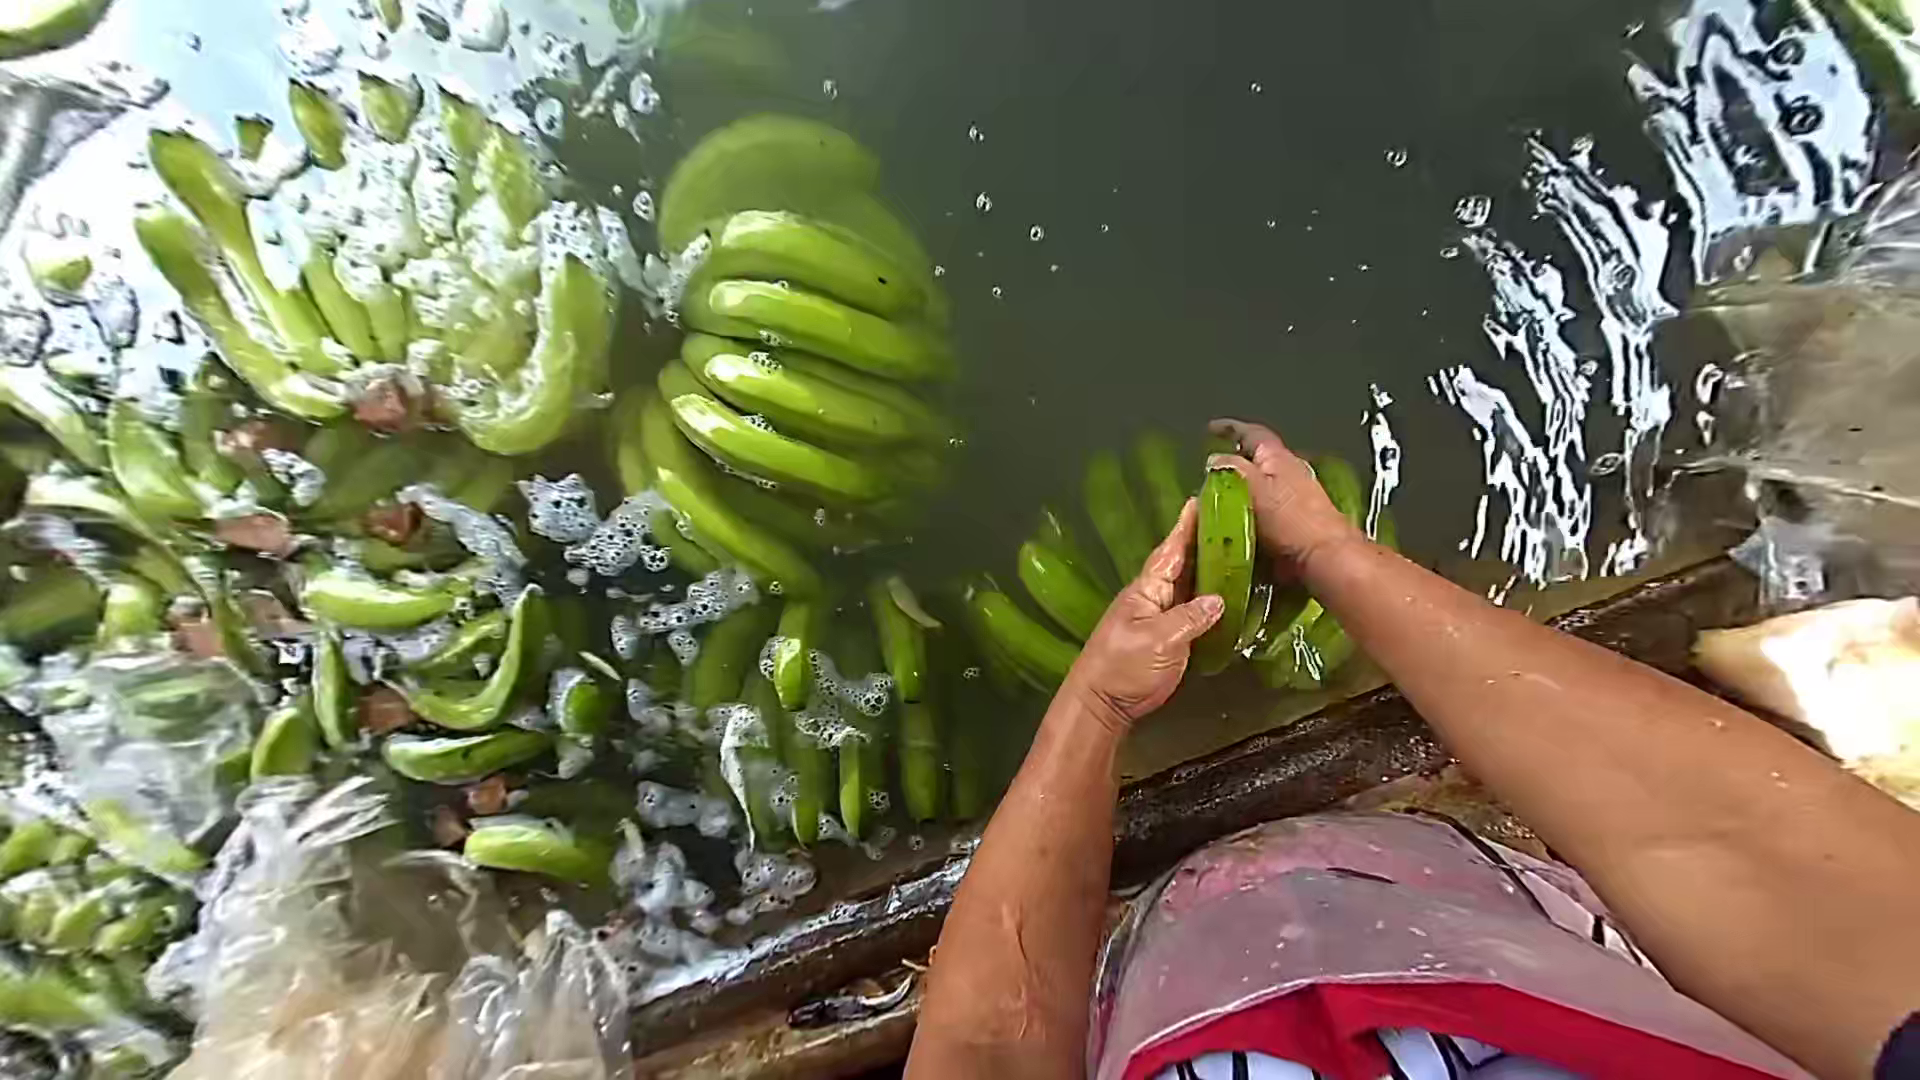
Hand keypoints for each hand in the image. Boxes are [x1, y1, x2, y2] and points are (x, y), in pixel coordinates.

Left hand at [1059, 498, 1223, 735]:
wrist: (1104, 701)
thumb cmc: (1124, 666)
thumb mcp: (1159, 640)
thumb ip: (1189, 618)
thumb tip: (1218, 599)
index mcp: (1147, 589)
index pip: (1170, 550)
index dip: (1185, 526)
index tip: (1200, 499)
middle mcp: (1155, 596)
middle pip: (1183, 562)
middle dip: (1202, 539)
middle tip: (1230, 516)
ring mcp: (1161, 615)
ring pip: (1189, 583)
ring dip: (1209, 565)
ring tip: (1236, 545)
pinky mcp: (1170, 635)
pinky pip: (1193, 607)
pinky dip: (1210, 596)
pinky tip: (1228, 592)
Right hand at [1208, 418, 1361, 570]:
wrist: (1322, 559)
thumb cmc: (1290, 520)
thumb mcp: (1254, 486)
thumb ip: (1231, 469)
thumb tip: (1214, 460)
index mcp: (1279, 459)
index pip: (1252, 434)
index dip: (1231, 428)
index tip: (1211, 428)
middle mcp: (1287, 475)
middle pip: (1253, 462)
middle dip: (1230, 466)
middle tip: (1206, 474)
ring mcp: (1290, 502)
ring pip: (1254, 490)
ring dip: (1234, 494)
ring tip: (1211, 504)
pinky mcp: (1288, 527)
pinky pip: (1256, 514)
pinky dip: (1240, 516)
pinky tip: (1227, 527)